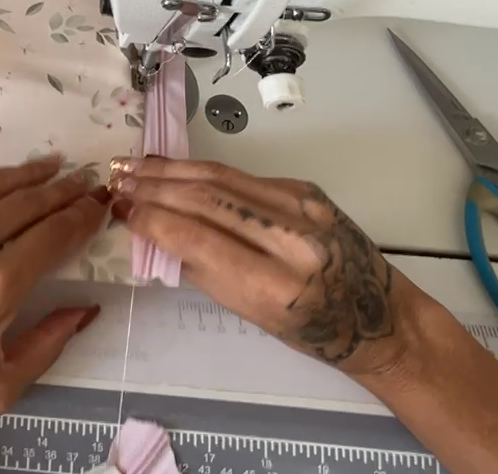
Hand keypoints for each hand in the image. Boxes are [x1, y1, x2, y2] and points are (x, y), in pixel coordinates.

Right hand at [111, 156, 416, 376]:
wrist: (381, 316)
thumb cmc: (313, 332)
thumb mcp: (252, 314)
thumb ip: (202, 268)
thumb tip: (152, 229)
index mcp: (277, 285)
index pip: (198, 239)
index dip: (152, 219)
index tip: (120, 209)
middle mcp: (292, 239)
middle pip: (206, 198)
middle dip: (153, 186)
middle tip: (116, 179)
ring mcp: (302, 206)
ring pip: (220, 176)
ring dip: (169, 169)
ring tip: (132, 166)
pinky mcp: (305, 188)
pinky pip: (241, 175)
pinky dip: (200, 171)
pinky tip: (173, 168)